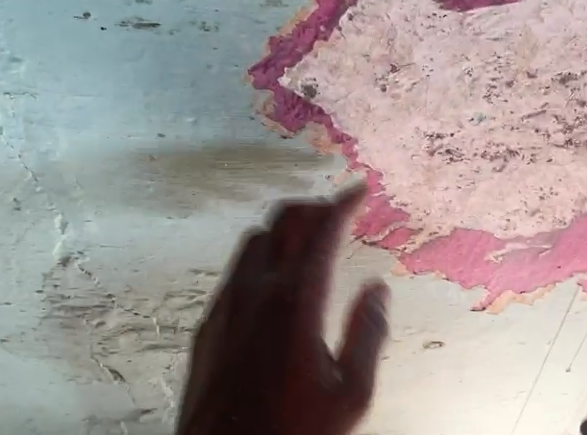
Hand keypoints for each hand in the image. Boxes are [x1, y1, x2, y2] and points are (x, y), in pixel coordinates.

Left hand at [178, 186, 389, 434]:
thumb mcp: (350, 396)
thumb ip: (368, 335)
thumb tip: (378, 290)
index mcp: (295, 300)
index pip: (322, 231)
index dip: (343, 203)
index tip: (359, 190)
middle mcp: (257, 292)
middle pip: (284, 221)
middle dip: (314, 206)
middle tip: (336, 212)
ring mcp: (226, 307)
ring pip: (255, 240)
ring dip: (284, 229)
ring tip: (308, 242)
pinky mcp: (208, 328)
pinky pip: (235, 272)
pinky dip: (260, 258)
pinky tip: (273, 283)